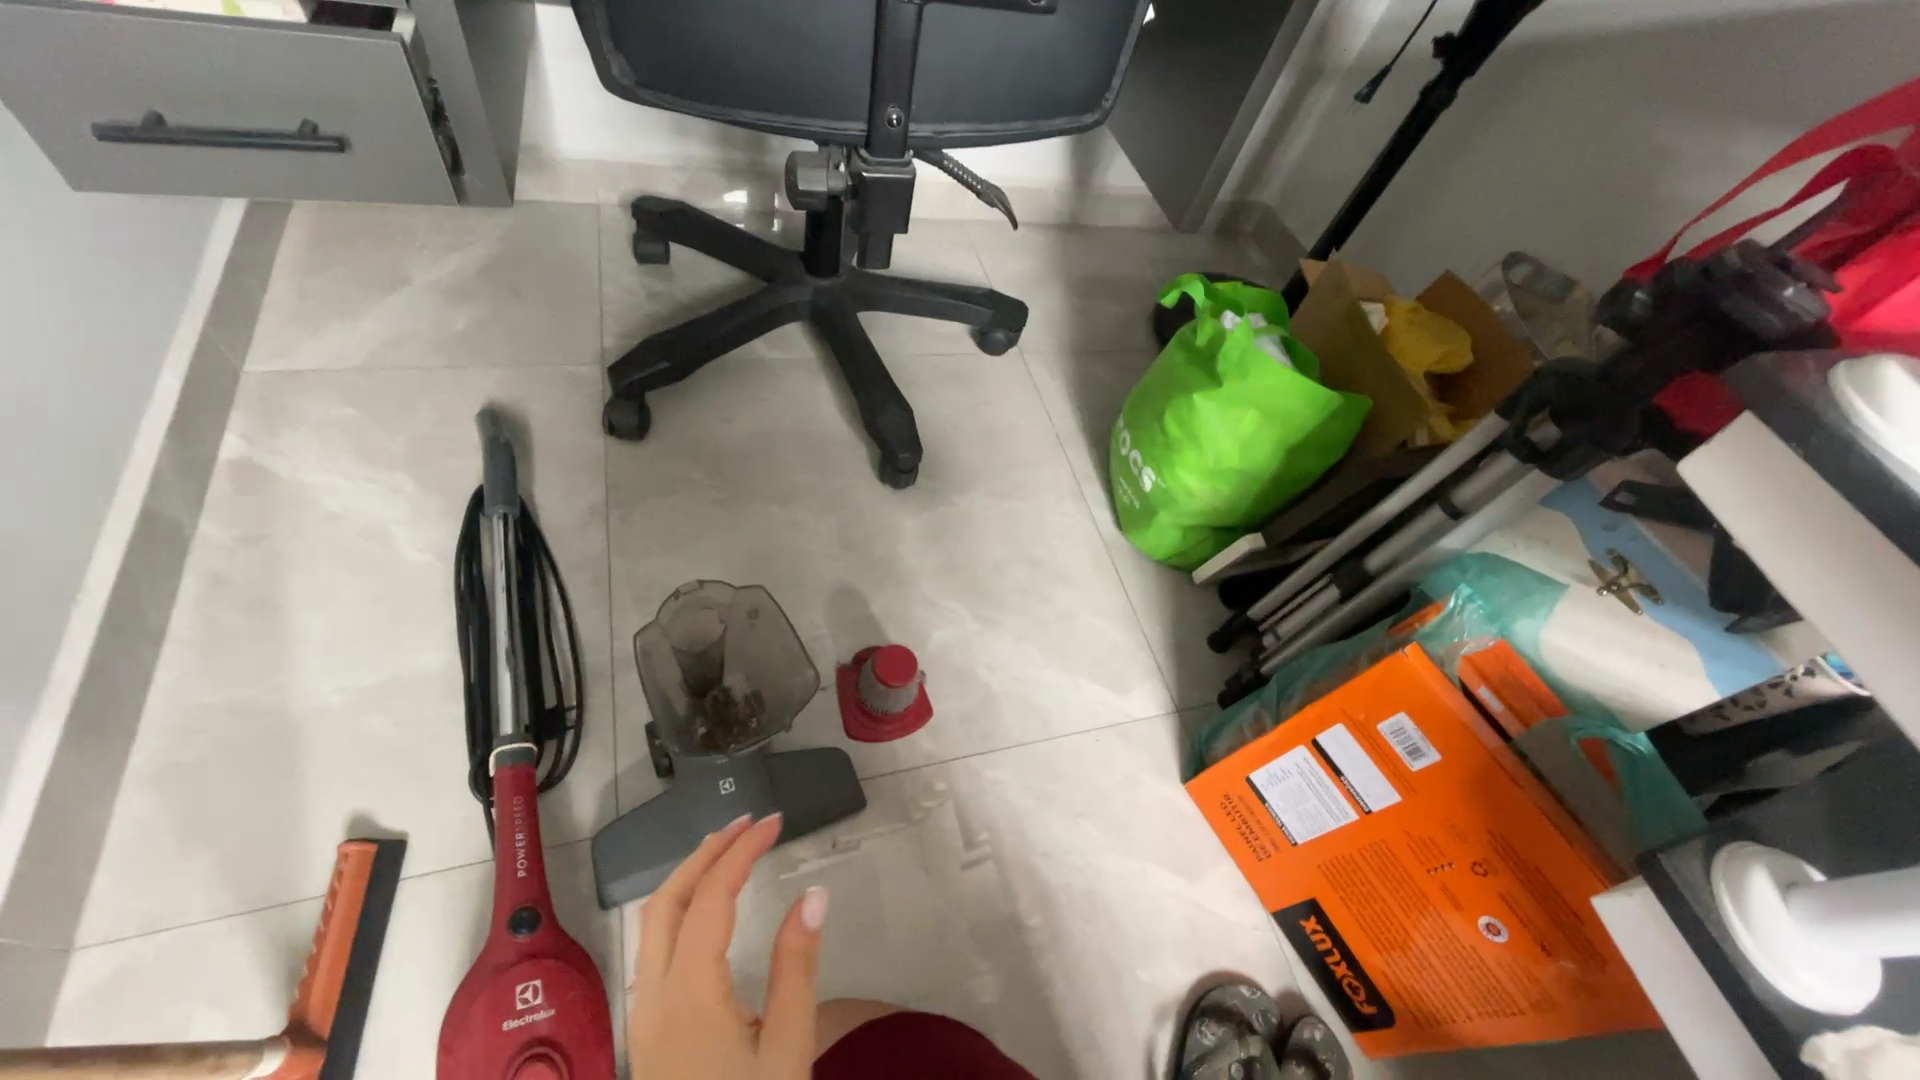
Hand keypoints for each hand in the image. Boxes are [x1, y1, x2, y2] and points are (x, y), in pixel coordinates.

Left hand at [628, 813, 829, 1078]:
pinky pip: (653, 947)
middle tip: (749, 823)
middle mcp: (653, 994)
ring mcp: (643, 1013)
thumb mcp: (788, 1047)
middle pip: (667, 900)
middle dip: (706, 851)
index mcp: (690, 993)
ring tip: (727, 850)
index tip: (775, 821)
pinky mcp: (646, 1030)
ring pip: (652, 923)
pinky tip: (705, 910)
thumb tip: (814, 895)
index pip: (713, 897)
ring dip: (688, 876)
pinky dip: (680, 907)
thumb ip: (797, 966)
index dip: (743, 851)